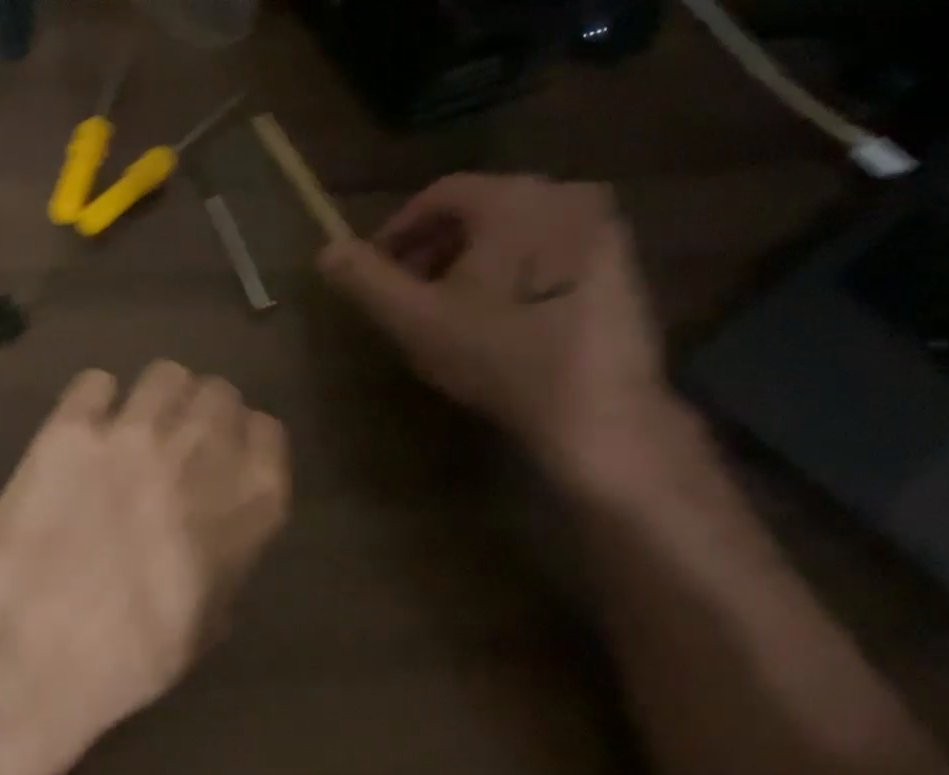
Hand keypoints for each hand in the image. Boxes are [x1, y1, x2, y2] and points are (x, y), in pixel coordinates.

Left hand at [0, 361, 289, 769]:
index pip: (266, 434)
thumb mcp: (203, 630)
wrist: (34, 655)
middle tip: (167, 451)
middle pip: (218, 395)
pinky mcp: (68, 430)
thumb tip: (213, 553)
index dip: (239, 445)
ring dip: (152, 402)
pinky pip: (93, 383)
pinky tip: (78, 437)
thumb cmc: (129, 661)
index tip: (217, 463)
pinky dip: (92, 403)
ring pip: (164, 376)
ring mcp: (134, 433)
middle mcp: (202, 451)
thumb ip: (222, 570)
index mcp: (250, 504)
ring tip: (124, 436)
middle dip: (198, 417)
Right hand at [319, 174, 673, 480]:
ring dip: (474, 260)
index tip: (374, 271)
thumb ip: (366, 280)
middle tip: (407, 292)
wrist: (596, 406)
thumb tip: (326, 250)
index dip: (397, 230)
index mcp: (512, 197)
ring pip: (517, 230)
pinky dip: (515, 271)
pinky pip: (551, 250)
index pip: (439, 194)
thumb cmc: (497, 355)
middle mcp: (564, 193)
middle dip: (434, 247)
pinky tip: (501, 318)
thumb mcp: (414, 320)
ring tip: (450, 309)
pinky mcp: (623, 262)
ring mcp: (603, 225)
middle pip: (481, 209)